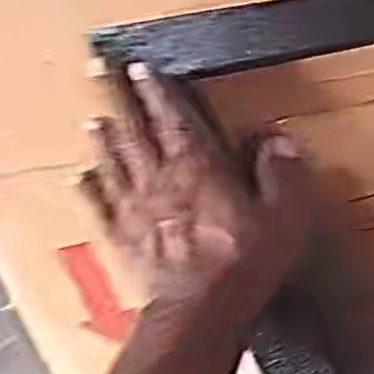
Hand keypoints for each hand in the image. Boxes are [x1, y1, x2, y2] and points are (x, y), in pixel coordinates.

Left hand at [80, 62, 316, 316]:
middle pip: (135, 133)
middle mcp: (160, 181)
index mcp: (200, 171)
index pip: (176, 122)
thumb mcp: (286, 214)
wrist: (202, 304)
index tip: (144, 70)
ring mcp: (135, 208)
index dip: (160, 94)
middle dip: (120, 102)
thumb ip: (281, 174)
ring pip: (113, 162)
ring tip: (97, 119)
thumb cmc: (250, 257)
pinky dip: (93, 183)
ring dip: (106, 138)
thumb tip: (278, 139)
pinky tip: (86, 175)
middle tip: (100, 73)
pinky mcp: (123, 234)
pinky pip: (101, 201)